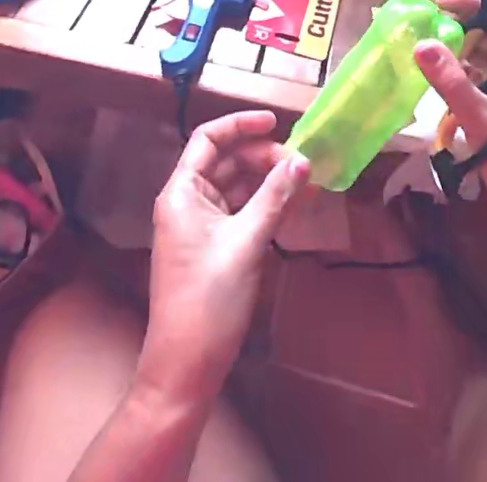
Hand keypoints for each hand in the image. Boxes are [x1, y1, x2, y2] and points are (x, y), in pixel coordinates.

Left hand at [137, 110, 308, 406]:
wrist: (186, 364)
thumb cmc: (209, 298)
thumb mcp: (246, 243)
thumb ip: (274, 198)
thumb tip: (302, 161)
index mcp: (182, 190)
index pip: (208, 139)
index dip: (240, 125)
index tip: (276, 122)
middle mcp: (186, 200)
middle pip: (225, 161)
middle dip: (262, 157)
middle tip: (301, 164)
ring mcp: (199, 223)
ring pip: (235, 187)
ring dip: (266, 181)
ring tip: (304, 181)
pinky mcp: (212, 245)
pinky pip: (239, 212)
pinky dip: (263, 205)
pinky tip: (292, 204)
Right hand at [417, 0, 486, 239]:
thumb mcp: (483, 123)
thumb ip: (453, 83)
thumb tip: (422, 44)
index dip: (475, 6)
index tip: (438, 5)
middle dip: (457, 28)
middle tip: (419, 28)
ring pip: (485, 61)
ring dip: (454, 53)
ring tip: (419, 51)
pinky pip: (481, 83)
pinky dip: (458, 78)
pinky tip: (434, 85)